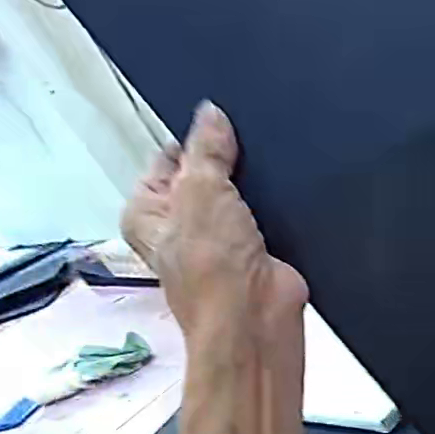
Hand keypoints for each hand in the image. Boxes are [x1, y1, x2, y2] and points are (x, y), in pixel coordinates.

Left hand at [122, 102, 307, 351]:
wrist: (257, 319)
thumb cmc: (213, 269)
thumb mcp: (200, 190)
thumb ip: (206, 149)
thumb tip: (211, 114)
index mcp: (149, 213)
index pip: (169, 159)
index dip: (193, 140)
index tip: (217, 123)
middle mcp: (182, 228)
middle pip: (206, 176)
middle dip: (227, 163)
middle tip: (246, 145)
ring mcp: (222, 242)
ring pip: (239, 196)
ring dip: (254, 188)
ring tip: (267, 173)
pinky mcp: (258, 253)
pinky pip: (267, 216)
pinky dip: (277, 207)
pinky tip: (285, 195)